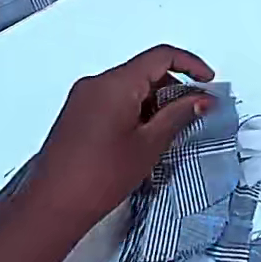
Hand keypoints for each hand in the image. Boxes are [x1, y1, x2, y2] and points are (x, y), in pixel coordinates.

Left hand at [25, 45, 216, 229]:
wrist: (52, 205)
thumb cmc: (103, 175)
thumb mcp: (149, 144)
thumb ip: (179, 114)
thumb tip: (202, 99)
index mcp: (116, 83)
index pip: (161, 56)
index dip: (190, 64)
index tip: (208, 81)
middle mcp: (97, 82)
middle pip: (144, 70)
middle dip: (173, 86)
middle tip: (193, 112)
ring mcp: (83, 96)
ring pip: (129, 85)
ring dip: (154, 99)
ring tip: (169, 130)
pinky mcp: (76, 112)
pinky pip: (113, 97)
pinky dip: (134, 108)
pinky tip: (143, 135)